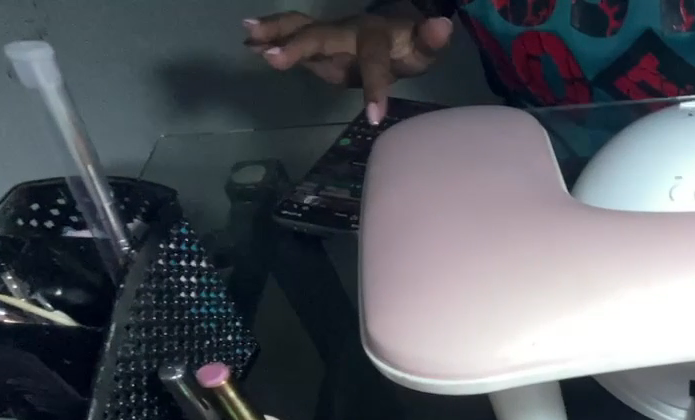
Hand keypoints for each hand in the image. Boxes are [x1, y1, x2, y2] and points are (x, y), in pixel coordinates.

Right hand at [244, 11, 452, 120]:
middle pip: (320, 36)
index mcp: (374, 38)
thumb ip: (431, 40)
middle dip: (298, 46)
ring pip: (301, 29)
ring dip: (275, 34)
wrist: (394, 32)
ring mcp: (330, 36)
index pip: (374, 64)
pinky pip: (295, 38)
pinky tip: (250, 44)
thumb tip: (444, 25)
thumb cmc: (409, 44)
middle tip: (273, 58)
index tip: (375, 118)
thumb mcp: (424, 47)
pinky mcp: (320, 46)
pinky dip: (273, 39)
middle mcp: (346, 31)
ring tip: (250, 41)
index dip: (375, 89)